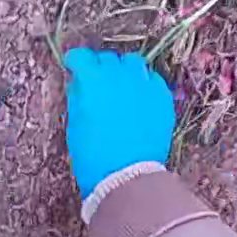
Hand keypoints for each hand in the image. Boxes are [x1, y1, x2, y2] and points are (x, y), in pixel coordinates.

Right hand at [62, 48, 174, 198]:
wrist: (127, 178)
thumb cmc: (93, 157)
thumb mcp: (76, 126)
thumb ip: (79, 98)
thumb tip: (81, 83)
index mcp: (94, 82)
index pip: (82, 58)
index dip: (76, 61)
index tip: (73, 66)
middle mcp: (120, 77)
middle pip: (108, 59)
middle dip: (99, 67)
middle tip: (96, 81)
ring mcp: (144, 86)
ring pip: (133, 63)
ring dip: (123, 70)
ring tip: (119, 85)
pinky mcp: (162, 99)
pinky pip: (152, 80)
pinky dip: (142, 84)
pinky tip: (138, 97)